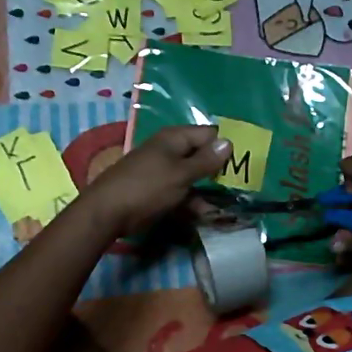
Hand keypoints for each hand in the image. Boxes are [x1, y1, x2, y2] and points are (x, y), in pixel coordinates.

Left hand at [82, 126, 230, 236]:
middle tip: (242, 187)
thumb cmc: (146, 187)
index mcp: (174, 139)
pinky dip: (193, 203)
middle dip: (220, 171)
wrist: (107, 213)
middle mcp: (170, 151)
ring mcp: (163, 172)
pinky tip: (208, 217)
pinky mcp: (158, 192)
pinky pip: (182, 194)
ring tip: (229, 207)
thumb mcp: (180, 174)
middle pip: (202, 156)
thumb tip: (229, 141)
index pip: (209, 134)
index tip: (245, 164)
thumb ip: (206, 160)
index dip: (226, 146)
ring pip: (194, 178)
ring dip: (209, 192)